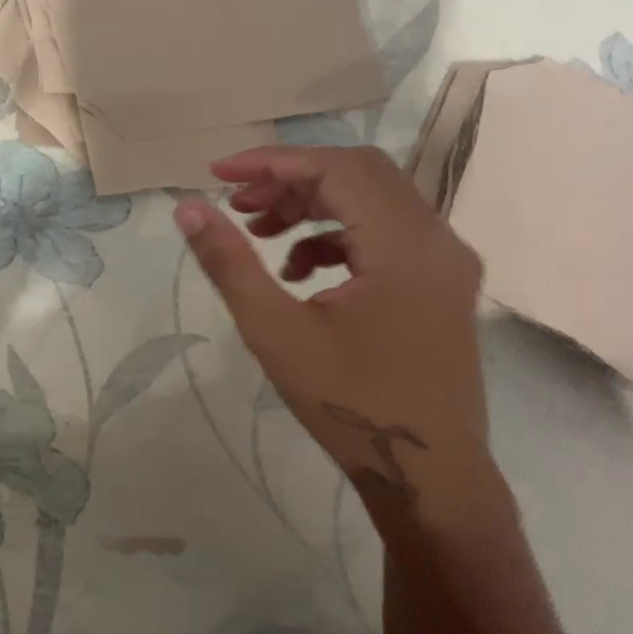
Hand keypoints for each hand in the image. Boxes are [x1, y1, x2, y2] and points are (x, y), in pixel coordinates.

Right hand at [173, 146, 490, 507]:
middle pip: (359, 174)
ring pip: (371, 200)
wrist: (428, 471)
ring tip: (255, 232)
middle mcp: (437, 243)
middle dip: (288, 178)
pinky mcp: (438, 286)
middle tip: (235, 202)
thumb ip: (228, 260)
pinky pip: (383, 231)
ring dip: (308, 204)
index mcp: (405, 247)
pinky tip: (293, 268)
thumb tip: (187, 206)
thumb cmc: (347, 398)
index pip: (337, 169)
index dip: (272, 162)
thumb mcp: (272, 327)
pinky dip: (332, 233)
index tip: (215, 176)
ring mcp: (444, 265)